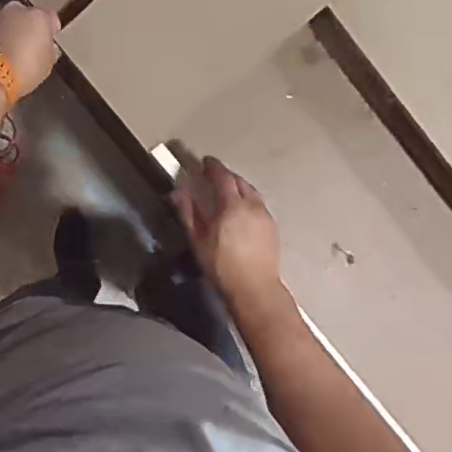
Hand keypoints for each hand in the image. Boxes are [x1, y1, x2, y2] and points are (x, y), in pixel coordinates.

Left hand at [0, 1, 61, 93]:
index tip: (51, 40)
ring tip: (14, 49)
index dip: (52, 29)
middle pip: (28, 15)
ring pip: (10, 21)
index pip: (51, 18)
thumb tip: (49, 46)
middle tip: (31, 44)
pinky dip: (0, 37)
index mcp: (39, 16)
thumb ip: (50, 50)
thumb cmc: (27, 67)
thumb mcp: (48, 63)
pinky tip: (2, 51)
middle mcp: (18, 10)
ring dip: (13, 31)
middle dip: (30, 26)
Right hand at [173, 156, 283, 308]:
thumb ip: (189, 212)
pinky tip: (240, 210)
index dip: (213, 167)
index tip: (205, 162)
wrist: (254, 288)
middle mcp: (252, 206)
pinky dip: (247, 199)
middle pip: (239, 181)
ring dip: (238, 186)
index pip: (222, 176)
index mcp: (232, 206)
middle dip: (225, 175)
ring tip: (226, 191)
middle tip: (213, 176)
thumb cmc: (222, 267)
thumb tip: (180, 192)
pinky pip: (258, 204)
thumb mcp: (198, 241)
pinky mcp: (272, 227)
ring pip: (251, 192)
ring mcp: (265, 216)